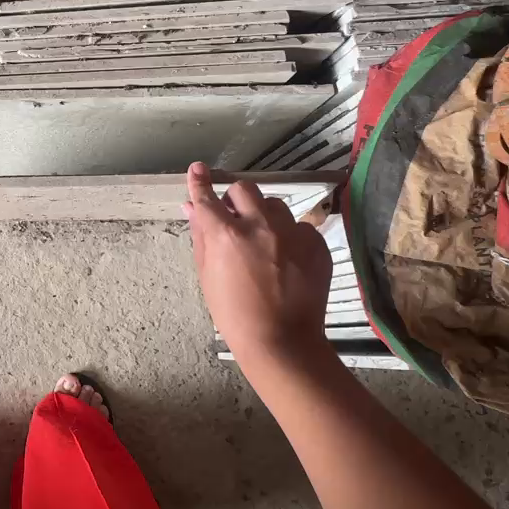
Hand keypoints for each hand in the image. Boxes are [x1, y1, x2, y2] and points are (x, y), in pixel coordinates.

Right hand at [182, 162, 333, 366]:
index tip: (198, 169)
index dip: (200, 181)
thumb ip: (201, 234)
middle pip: (245, 189)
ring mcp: (291, 234)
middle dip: (235, 198)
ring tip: (262, 238)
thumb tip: (192, 207)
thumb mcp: (207, 272)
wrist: (281, 340)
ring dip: (263, 214)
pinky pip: (299, 226)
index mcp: (226, 234)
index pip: (208, 196)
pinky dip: (289, 235)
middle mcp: (259, 226)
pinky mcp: (316, 245)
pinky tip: (285, 256)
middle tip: (233, 216)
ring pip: (274, 205)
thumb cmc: (232, 310)